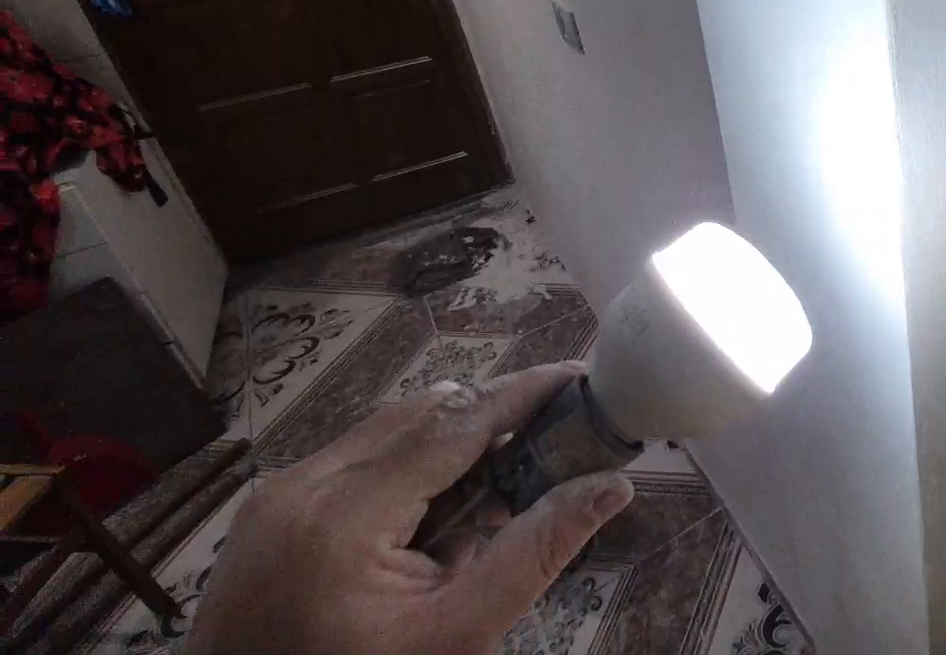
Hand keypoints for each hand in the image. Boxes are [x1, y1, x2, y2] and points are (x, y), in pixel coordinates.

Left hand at [182, 363, 634, 654]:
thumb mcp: (459, 635)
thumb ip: (537, 551)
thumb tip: (615, 485)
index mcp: (342, 518)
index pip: (459, 421)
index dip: (526, 390)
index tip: (582, 374)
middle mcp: (302, 484)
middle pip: (429, 412)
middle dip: (498, 414)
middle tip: (556, 432)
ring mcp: (279, 492)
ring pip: (399, 423)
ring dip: (460, 436)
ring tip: (501, 485)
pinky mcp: (275, 504)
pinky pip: (367, 450)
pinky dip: (421, 459)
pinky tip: (445, 506)